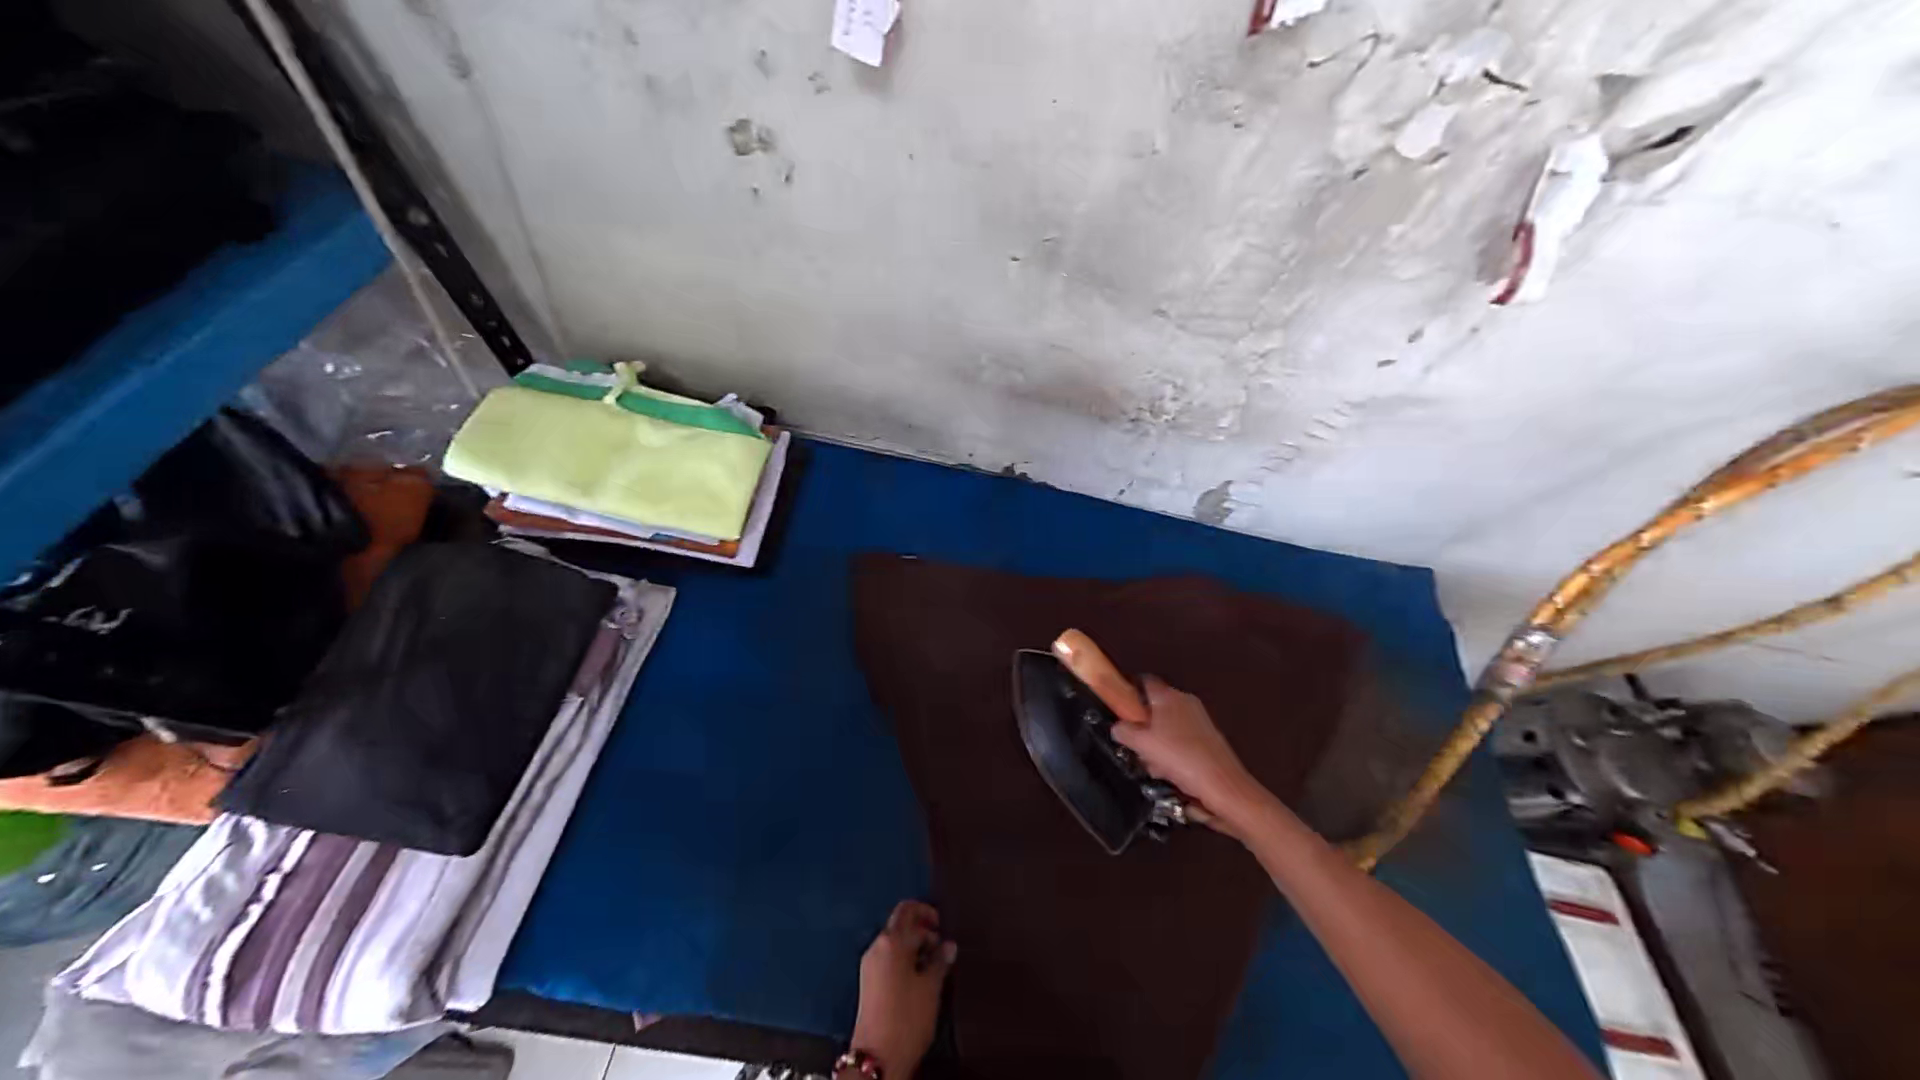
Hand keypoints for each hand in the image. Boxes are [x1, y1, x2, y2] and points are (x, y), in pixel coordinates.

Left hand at [848, 899, 955, 1078]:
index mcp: (891, 941)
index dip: (926, 911)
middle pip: (900, 924)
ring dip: (914, 945)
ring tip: (934, 964)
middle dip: (922, 930)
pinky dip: (904, 958)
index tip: (942, 925)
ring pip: (894, 942)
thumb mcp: (930, 988)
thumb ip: (940, 960)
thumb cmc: (907, 1017)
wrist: (876, 1057)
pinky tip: (918, 976)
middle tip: (942, 948)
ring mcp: (870, 964)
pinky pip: (888, 957)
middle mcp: (877, 946)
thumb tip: (949, 944)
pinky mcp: (868, 981)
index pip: (907, 909)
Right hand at [1110, 676, 1269, 835]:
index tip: (1118, 707)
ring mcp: (1200, 719)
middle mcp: (1185, 701)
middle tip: (1134, 744)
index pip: (1144, 681)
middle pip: (1156, 706)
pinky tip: (1170, 771)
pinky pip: (1182, 737)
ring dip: (1157, 741)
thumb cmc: (1179, 757)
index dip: (1129, 690)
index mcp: (1168, 696)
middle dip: (1142, 725)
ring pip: (1168, 724)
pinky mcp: (1209, 737)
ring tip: (1152, 764)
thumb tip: (1117, 727)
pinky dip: (1172, 750)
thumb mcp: (1141, 744)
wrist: (1223, 785)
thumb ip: (1124, 731)